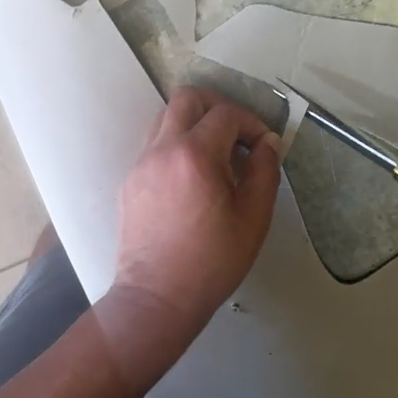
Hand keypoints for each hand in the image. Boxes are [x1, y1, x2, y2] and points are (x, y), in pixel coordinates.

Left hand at [113, 87, 280, 328]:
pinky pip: (155, 143)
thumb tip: (267, 143)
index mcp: (195, 154)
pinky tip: (192, 177)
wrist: (156, 300)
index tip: (263, 146)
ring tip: (215, 154)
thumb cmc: (211, 262)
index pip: (226, 113)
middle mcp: (163, 148)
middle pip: (188, 97)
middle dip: (217, 106)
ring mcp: (141, 162)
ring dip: (194, 122)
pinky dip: (177, 144)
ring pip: (167, 116)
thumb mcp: (253, 218)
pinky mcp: (130, 179)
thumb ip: (264, 171)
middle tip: (236, 134)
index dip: (251, 122)